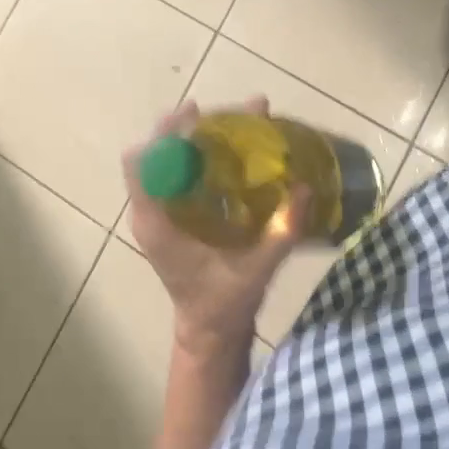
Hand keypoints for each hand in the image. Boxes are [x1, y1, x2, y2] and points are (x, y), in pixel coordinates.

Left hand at [122, 98, 309, 354]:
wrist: (210, 334)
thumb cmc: (224, 304)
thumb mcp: (256, 269)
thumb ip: (280, 232)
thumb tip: (305, 187)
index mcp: (157, 225)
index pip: (144, 167)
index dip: (166, 136)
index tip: (197, 115)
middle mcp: (153, 214)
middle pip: (155, 155)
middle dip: (186, 129)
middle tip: (227, 113)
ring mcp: (162, 215)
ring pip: (167, 162)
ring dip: (195, 139)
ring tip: (237, 121)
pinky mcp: (176, 217)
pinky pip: (179, 175)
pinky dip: (202, 156)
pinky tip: (235, 147)